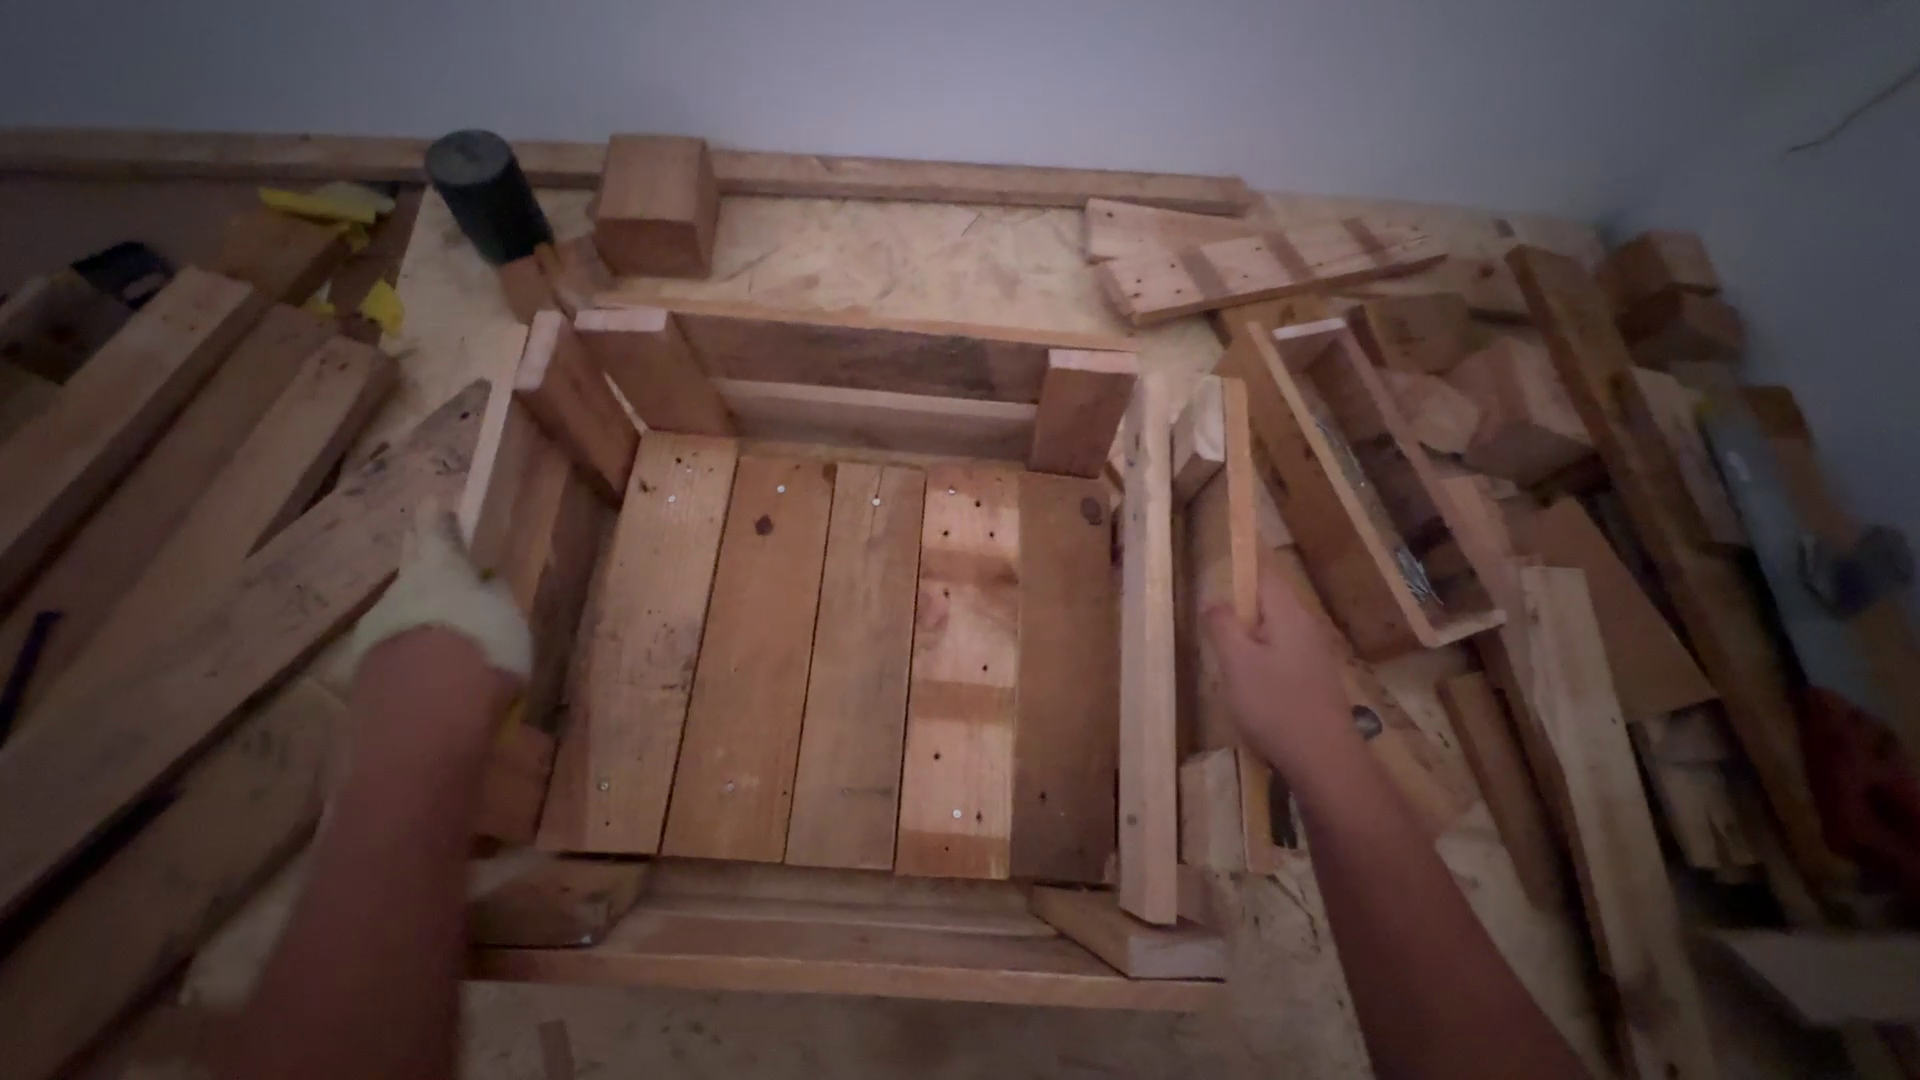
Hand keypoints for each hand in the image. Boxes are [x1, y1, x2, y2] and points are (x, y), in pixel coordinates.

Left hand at [344, 505, 532, 685]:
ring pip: (399, 606)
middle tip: (420, 537)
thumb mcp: (508, 621)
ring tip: (434, 607)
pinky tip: (425, 657)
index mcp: (437, 573)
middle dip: (417, 552)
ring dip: (415, 603)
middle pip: (409, 566)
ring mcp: (376, 633)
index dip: (435, 519)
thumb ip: (494, 597)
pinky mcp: (366, 672)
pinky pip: (394, 644)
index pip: (434, 534)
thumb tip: (484, 584)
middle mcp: (400, 594)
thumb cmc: (482, 658)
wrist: (426, 726)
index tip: (431, 502)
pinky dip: (410, 643)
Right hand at [1204, 567, 1358, 772]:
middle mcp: (1307, 627)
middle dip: (1240, 602)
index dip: (1243, 560)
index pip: (1265, 572)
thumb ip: (1222, 625)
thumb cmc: (1275, 705)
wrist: (1325, 760)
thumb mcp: (1237, 663)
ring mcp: (1314, 656)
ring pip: (1275, 629)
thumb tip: (1212, 598)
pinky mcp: (1314, 681)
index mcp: (1289, 615)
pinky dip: (1261, 655)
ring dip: (1249, 632)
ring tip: (1223, 651)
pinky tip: (1248, 681)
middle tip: (1209, 615)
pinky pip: (1282, 653)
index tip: (1221, 554)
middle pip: (1270, 600)